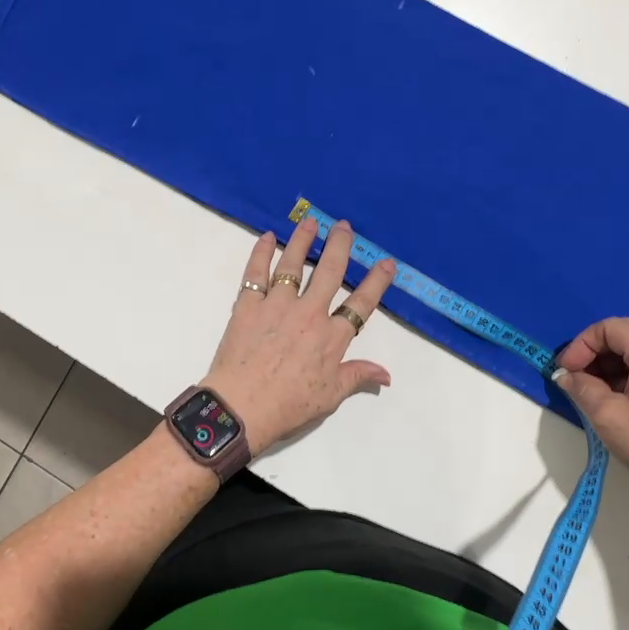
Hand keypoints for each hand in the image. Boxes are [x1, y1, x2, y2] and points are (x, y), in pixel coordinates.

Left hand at [201, 219, 395, 454]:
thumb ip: (357, 377)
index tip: (386, 263)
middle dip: (340, 246)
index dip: (376, 282)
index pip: (360, 304)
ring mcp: (277, 305)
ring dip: (302, 241)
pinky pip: (256, 272)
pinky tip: (267, 237)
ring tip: (310, 222)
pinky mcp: (248, 305)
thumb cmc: (289, 406)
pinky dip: (261, 253)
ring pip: (293, 264)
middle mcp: (308, 313)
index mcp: (332, 337)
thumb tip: (387, 374)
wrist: (241, 407)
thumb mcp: (330, 396)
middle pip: (329, 272)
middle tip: (343, 226)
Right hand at [552, 318, 628, 520]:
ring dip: (615, 364)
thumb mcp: (608, 416)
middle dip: (597, 352)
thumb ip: (581, 388)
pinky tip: (625, 401)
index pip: (611, 327)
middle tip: (578, 378)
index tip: (567, 370)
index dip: (582, 343)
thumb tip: (566, 376)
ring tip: (598, 393)